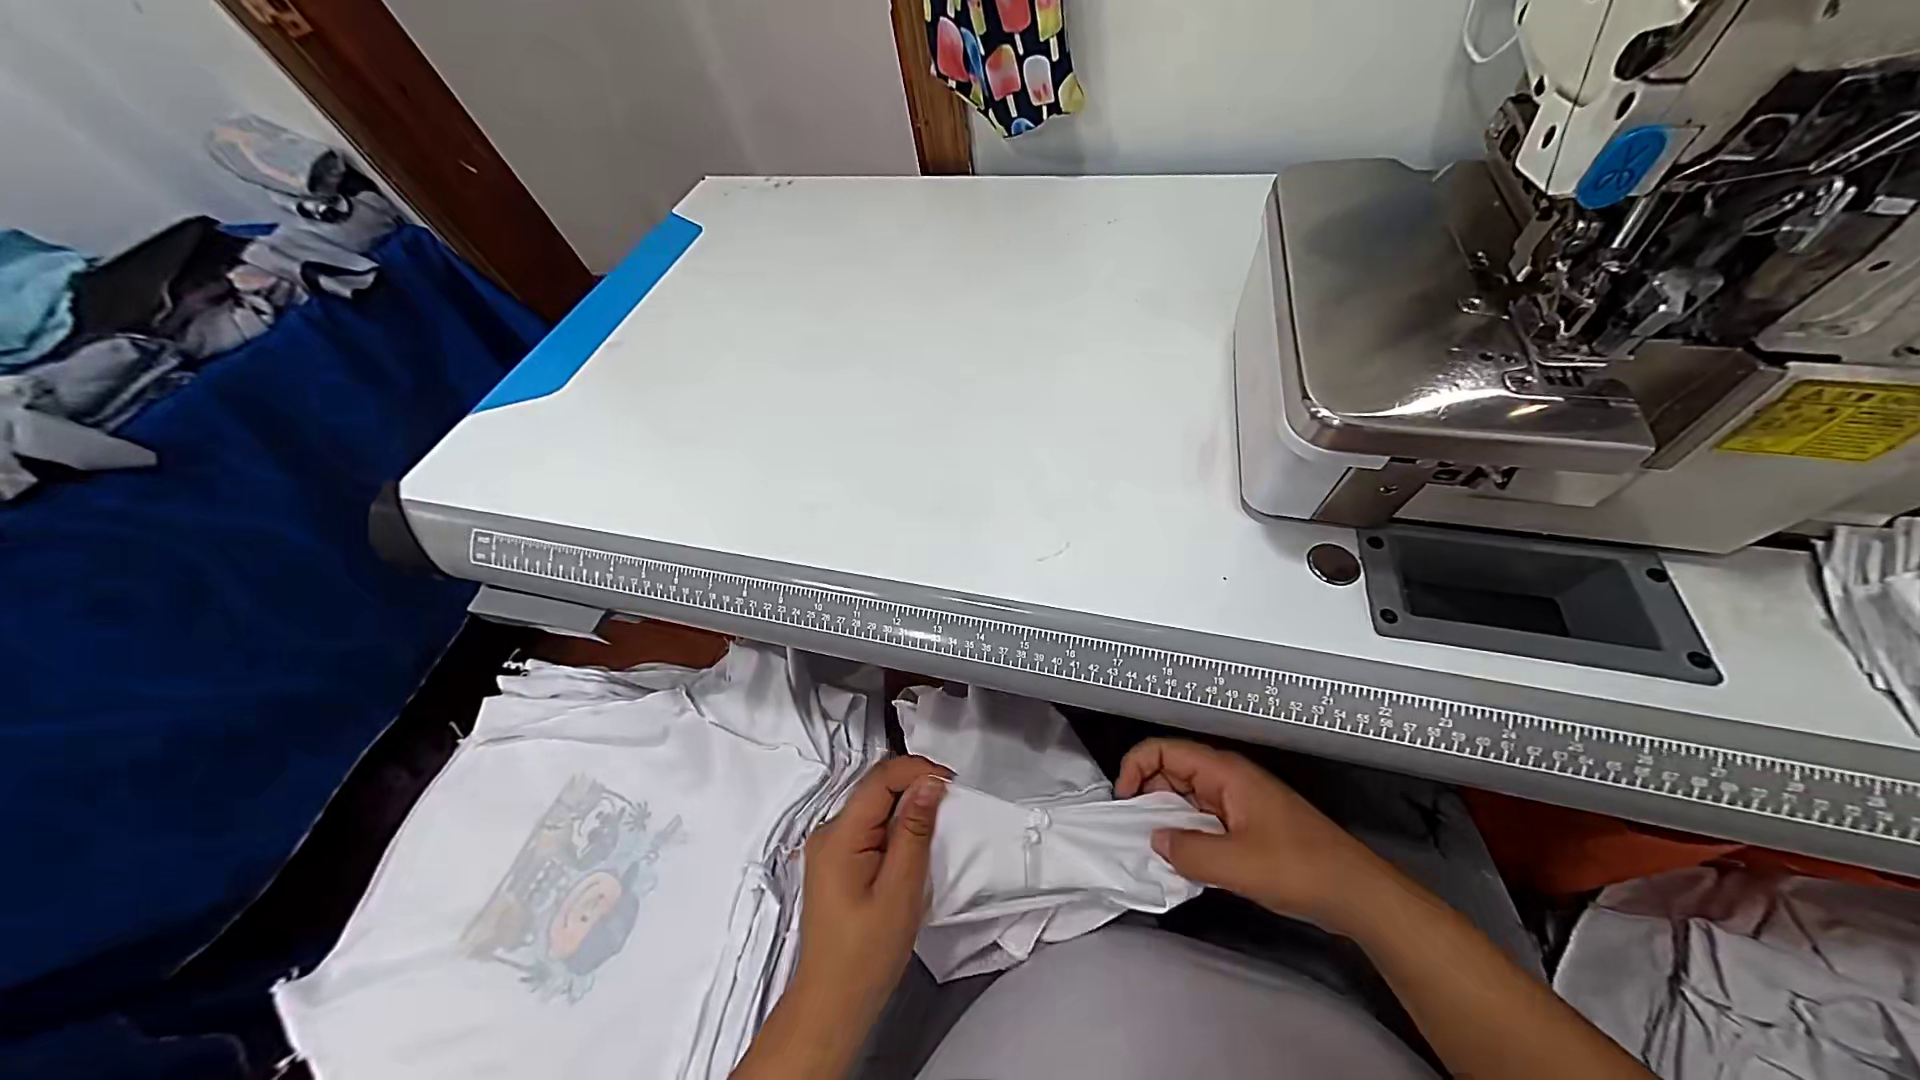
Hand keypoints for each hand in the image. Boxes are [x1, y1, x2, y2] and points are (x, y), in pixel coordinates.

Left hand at [793, 755, 950, 1022]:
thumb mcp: (900, 891)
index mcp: (839, 837)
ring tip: (936, 827)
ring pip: (875, 805)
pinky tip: (914, 846)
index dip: (917, 770)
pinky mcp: (838, 861)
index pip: (880, 778)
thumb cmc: (864, 957)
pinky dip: (897, 826)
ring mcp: (830, 847)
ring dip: (907, 807)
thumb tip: (929, 784)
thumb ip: (915, 831)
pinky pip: (870, 826)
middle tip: (949, 804)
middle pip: (876, 787)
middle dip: (915, 786)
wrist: (833, 1002)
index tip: (949, 782)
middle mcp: (829, 834)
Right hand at [1117, 738, 1392, 933]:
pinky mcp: (1246, 823)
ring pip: (1186, 796)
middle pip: (1171, 770)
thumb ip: (1186, 851)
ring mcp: (1238, 800)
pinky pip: (1202, 817)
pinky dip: (1185, 832)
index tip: (1123, 800)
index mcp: (1225, 772)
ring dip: (1166, 816)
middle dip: (1147, 794)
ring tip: (1155, 846)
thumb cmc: (1301, 868)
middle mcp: (1228, 779)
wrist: (1356, 893)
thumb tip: (1156, 840)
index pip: (1164, 750)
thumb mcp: (1235, 864)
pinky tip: (1183, 858)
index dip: (1135, 767)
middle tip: (1135, 828)